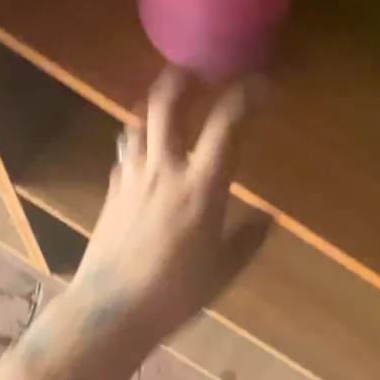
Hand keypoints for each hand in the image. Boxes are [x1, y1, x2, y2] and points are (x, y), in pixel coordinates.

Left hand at [57, 67, 270, 343]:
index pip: (226, 126)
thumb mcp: (225, 268)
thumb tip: (268, 217)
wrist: (113, 309)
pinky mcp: (112, 192)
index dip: (246, 98)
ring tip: (168, 100)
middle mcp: (164, 170)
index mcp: (201, 187)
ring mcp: (132, 178)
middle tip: (197, 70)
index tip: (261, 86)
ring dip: (155, 104)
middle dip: (182, 79)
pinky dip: (139, 140)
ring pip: (138, 123)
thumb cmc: (177, 292)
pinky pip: (126, 152)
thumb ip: (248, 238)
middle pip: (165, 106)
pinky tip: (145, 151)